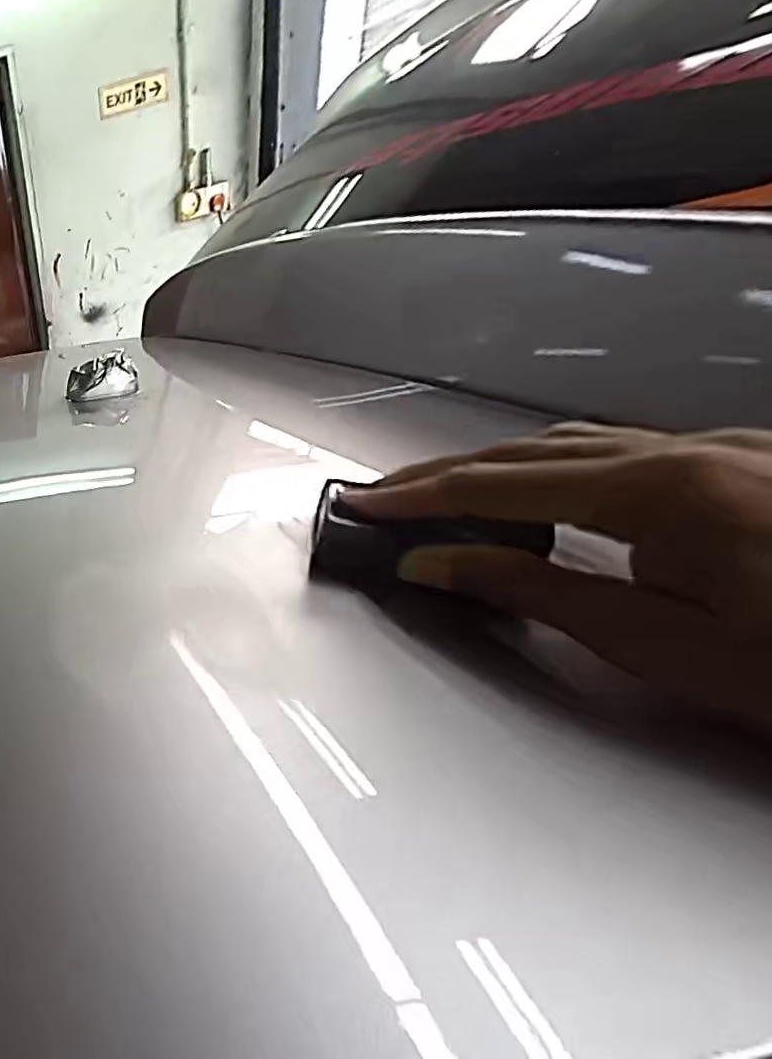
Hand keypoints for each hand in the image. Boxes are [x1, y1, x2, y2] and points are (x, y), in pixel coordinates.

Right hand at [340, 424, 771, 727]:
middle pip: (527, 452)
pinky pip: (626, 451)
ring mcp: (738, 455)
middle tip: (378, 494)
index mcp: (662, 490)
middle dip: (441, 473)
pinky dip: (553, 467)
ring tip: (438, 490)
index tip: (356, 503)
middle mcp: (698, 454)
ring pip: (576, 444)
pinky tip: (538, 488)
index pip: (493, 484)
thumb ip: (529, 589)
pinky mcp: (762, 470)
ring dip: (493, 466)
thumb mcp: (659, 643)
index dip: (413, 495)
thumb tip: (431, 562)